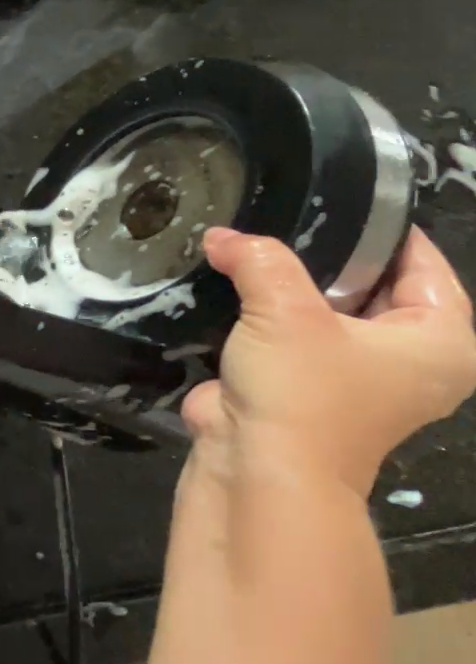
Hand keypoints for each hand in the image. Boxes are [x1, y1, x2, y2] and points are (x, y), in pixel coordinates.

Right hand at [183, 227, 475, 495]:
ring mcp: (357, 377)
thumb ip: (259, 262)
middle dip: (323, 260)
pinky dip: (264, 320)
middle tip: (276, 224)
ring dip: (286, 291)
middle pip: (372, 287)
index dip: (382, 231)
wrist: (260, 465)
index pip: (423, 265)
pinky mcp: (306, 388)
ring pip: (326, 314)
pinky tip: (230, 296)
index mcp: (442, 340)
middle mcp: (411, 359)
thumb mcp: (284, 312)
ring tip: (244, 255)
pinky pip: (292, 340)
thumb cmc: (304, 390)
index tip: (336, 198)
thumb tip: (221, 235)